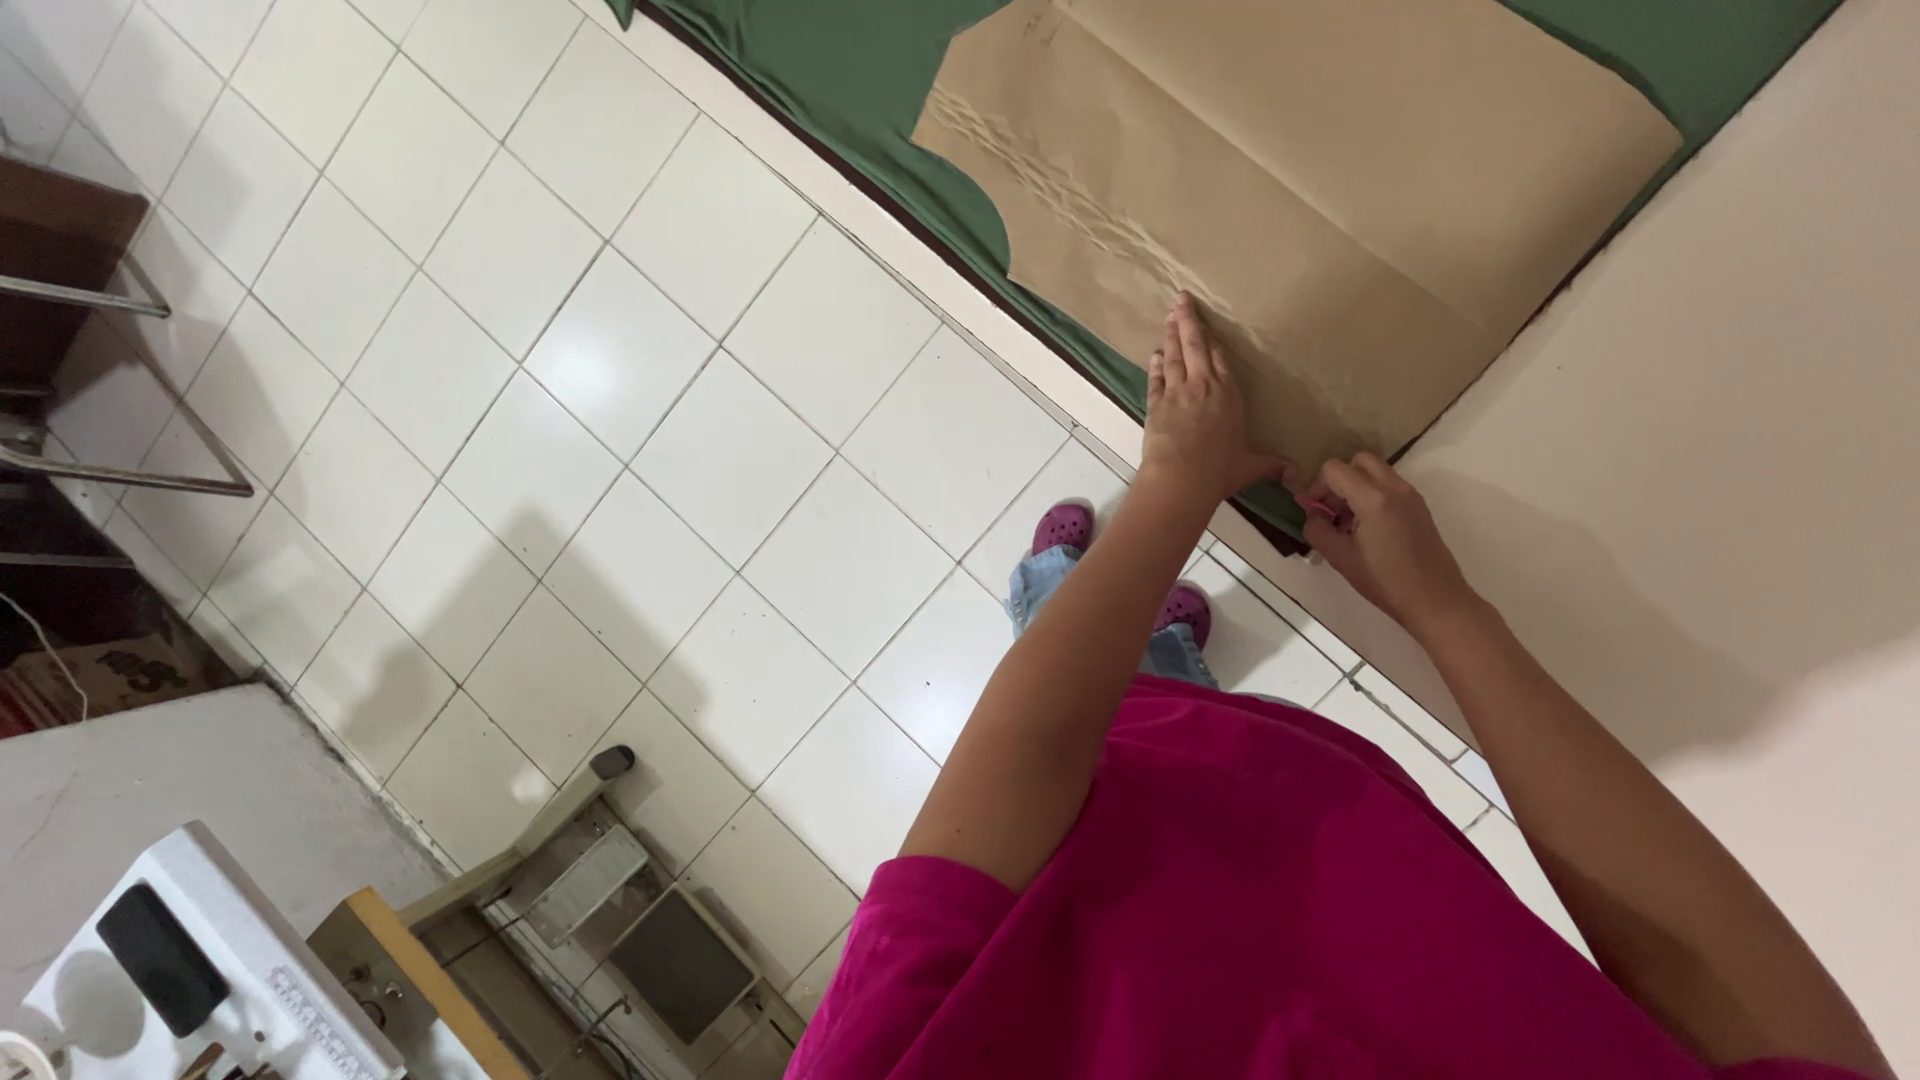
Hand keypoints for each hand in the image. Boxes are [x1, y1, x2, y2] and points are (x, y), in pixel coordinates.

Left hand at [1142, 293, 1291, 502]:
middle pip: (1195, 347)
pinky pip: (1156, 379)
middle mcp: (1203, 387)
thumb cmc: (1218, 471)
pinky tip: (1154, 354)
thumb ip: (1269, 465)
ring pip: (1174, 357)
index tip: (1208, 328)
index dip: (1214, 343)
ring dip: (1171, 335)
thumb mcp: (1249, 467)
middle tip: (1181, 299)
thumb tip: (1295, 474)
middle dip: (1189, 321)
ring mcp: (1176, 393)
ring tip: (1169, 316)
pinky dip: (1155, 366)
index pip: (1221, 361)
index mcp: (1229, 396)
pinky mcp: (1155, 405)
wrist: (1180, 478)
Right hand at [1299, 453, 1483, 638]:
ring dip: (1354, 487)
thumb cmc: (1384, 581)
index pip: (1335, 469)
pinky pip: (1389, 486)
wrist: (1435, 600)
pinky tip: (1366, 528)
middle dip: (1338, 479)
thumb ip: (1316, 529)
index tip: (1312, 511)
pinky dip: (1371, 495)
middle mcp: (1395, 488)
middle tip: (1329, 509)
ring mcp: (1411, 496)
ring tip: (1346, 522)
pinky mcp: (1419, 507)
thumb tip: (1312, 514)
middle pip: (1359, 461)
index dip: (1316, 486)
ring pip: (1375, 472)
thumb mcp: (1339, 558)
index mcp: (1374, 499)